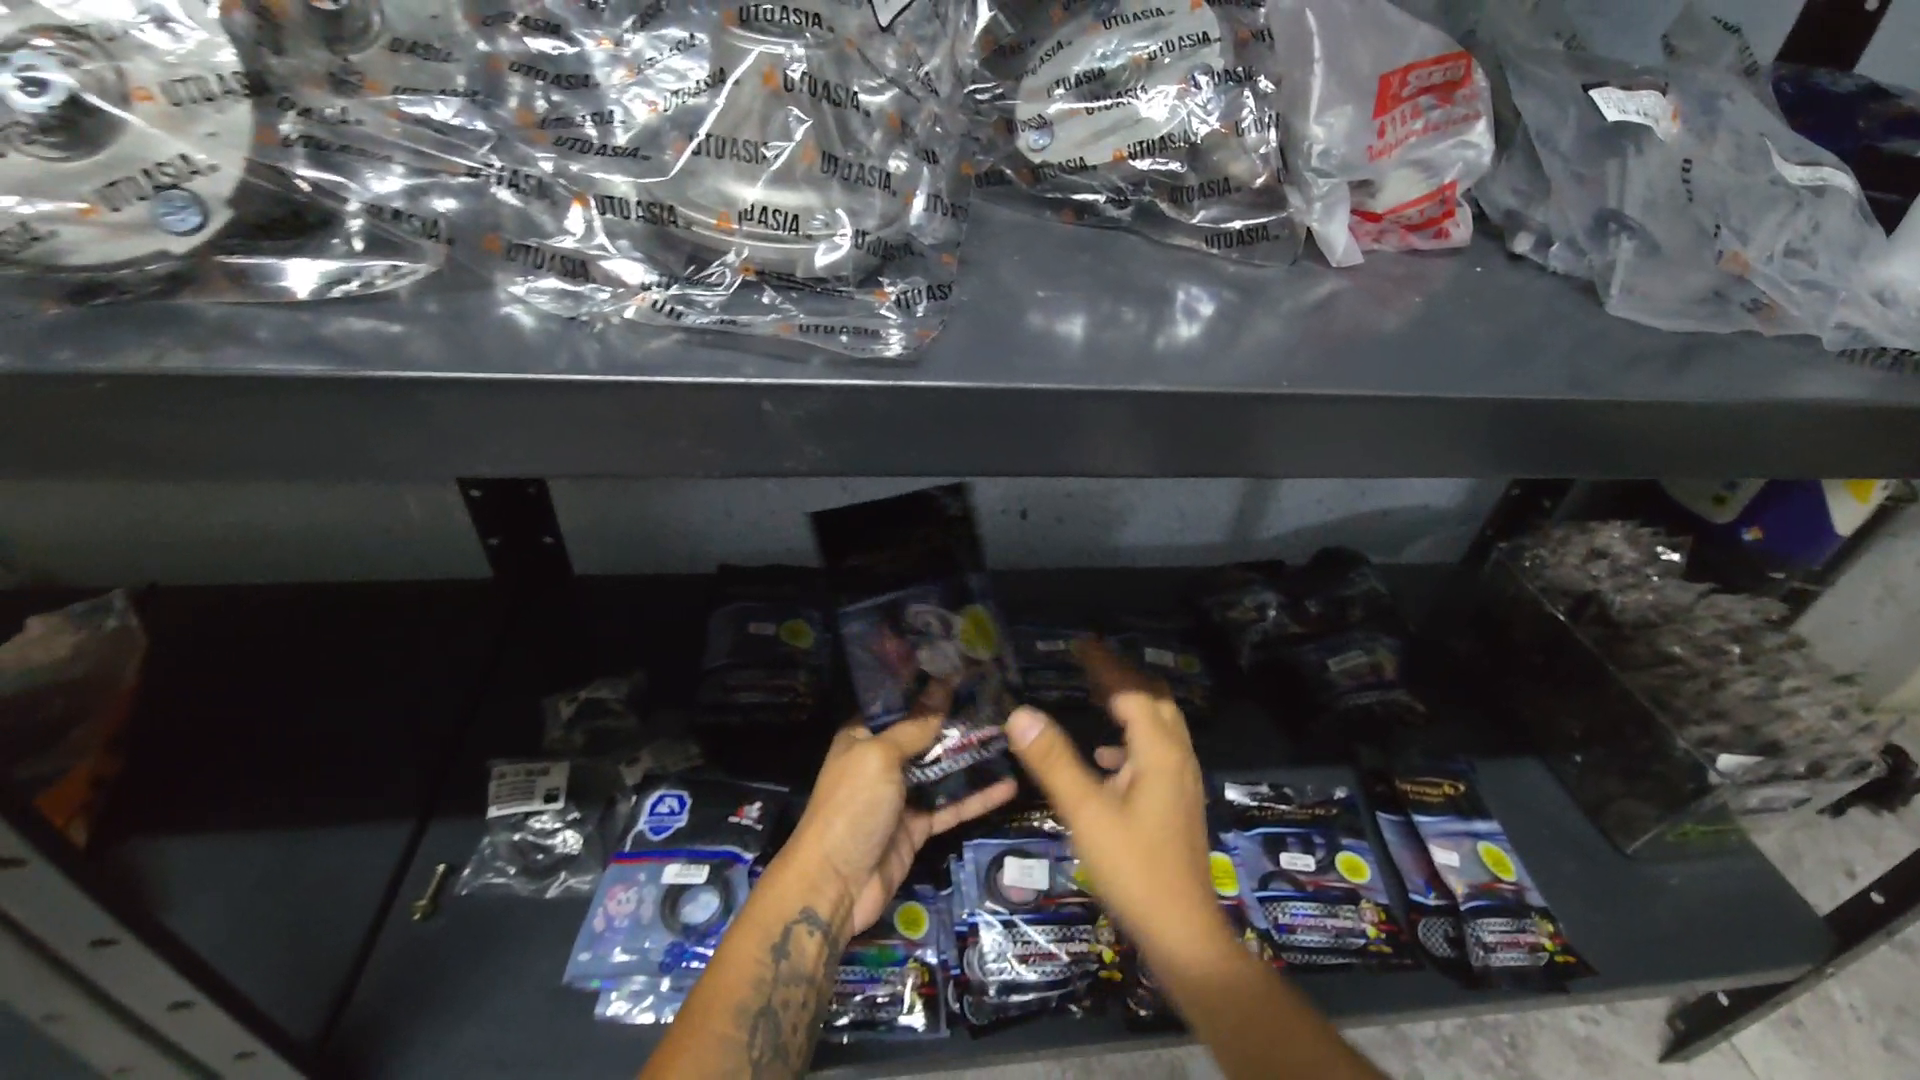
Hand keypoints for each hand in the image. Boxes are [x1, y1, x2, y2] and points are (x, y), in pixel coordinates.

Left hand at [783, 683, 1017, 932]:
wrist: (835, 884)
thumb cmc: (851, 807)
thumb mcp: (880, 757)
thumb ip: (914, 727)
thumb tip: (942, 687)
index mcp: (862, 738)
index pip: (899, 706)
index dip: (928, 690)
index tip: (964, 673)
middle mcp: (881, 762)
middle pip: (925, 737)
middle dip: (957, 722)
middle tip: (999, 703)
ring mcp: (900, 796)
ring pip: (942, 771)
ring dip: (972, 758)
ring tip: (1010, 738)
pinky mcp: (917, 827)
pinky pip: (951, 806)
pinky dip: (977, 797)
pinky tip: (1008, 786)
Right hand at [1004, 641, 1225, 960]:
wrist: (1181, 929)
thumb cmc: (1133, 868)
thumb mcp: (1086, 812)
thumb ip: (1053, 761)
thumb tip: (1020, 712)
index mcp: (1160, 752)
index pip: (1132, 691)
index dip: (1105, 665)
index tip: (1079, 644)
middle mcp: (1178, 758)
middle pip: (1155, 702)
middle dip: (1123, 678)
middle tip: (1088, 664)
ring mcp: (1182, 783)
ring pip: (1159, 727)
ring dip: (1130, 705)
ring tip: (1095, 697)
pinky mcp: (1177, 804)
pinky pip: (1157, 754)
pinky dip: (1132, 741)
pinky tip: (1106, 759)